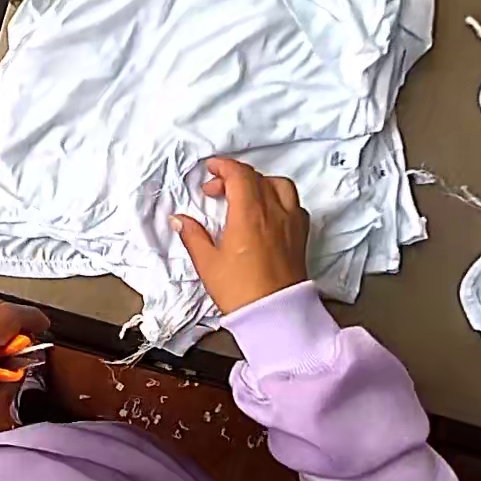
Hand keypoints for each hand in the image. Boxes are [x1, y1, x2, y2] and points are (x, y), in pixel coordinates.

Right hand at [170, 157, 309, 313]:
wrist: (275, 314)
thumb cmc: (241, 291)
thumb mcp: (208, 263)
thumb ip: (193, 236)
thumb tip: (179, 220)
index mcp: (249, 214)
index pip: (239, 174)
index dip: (223, 166)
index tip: (211, 170)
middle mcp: (273, 212)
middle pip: (256, 177)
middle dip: (234, 176)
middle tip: (215, 190)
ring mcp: (291, 222)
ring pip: (280, 185)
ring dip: (260, 183)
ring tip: (245, 195)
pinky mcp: (300, 235)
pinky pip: (294, 204)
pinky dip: (279, 199)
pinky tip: (268, 212)